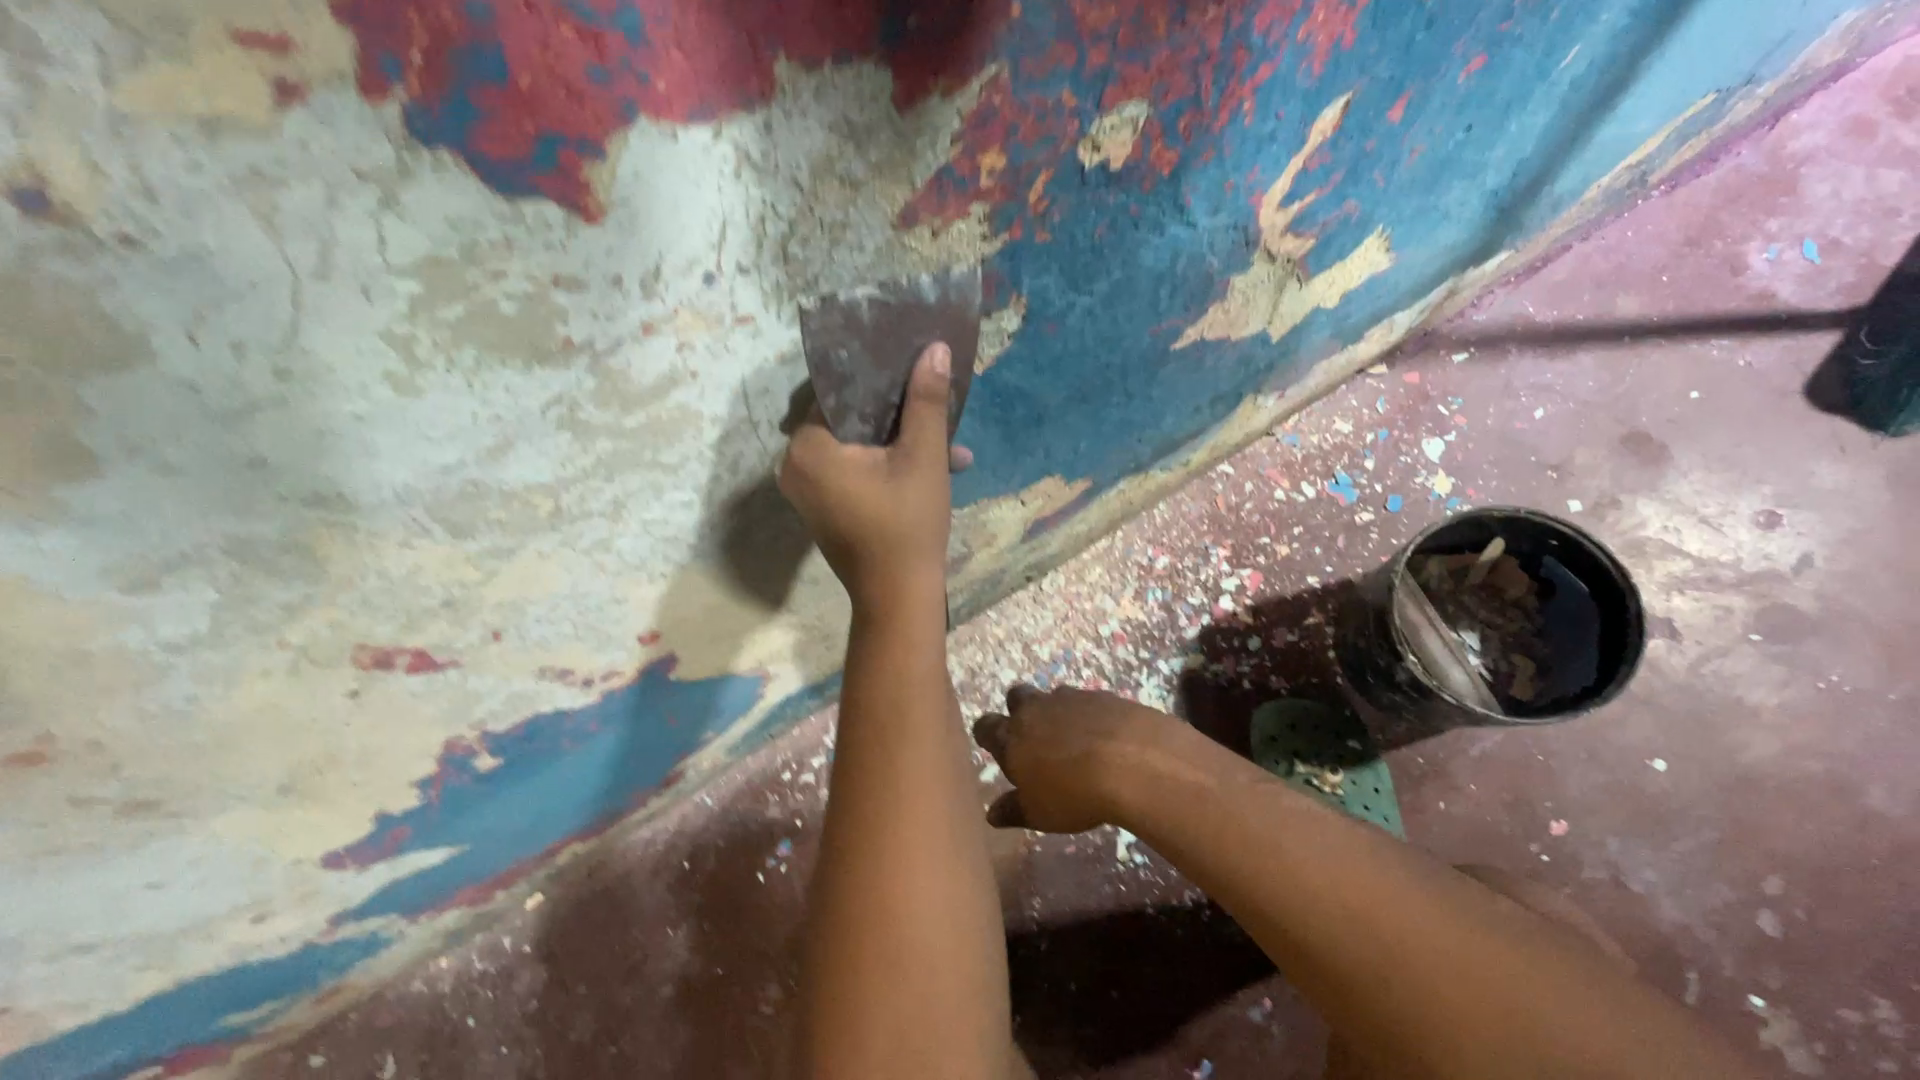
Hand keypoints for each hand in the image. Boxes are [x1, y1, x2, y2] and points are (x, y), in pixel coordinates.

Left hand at [779, 342, 966, 611]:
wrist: (899, 597)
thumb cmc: (907, 525)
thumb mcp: (922, 457)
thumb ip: (925, 400)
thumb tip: (934, 348)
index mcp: (807, 447)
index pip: (839, 391)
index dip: (880, 378)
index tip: (914, 369)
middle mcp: (794, 465)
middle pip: (849, 420)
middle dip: (898, 416)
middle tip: (936, 407)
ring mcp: (806, 491)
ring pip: (857, 447)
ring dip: (900, 444)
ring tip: (949, 448)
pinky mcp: (822, 509)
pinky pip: (853, 471)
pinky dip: (886, 467)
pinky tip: (933, 467)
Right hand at [971, 685, 1199, 833]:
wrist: (1132, 762)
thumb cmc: (1073, 794)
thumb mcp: (1039, 813)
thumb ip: (1014, 810)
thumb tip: (992, 814)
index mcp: (1011, 737)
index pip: (985, 726)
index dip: (988, 734)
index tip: (995, 747)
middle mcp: (1036, 710)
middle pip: (1017, 696)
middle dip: (1021, 710)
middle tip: (1035, 737)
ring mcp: (1071, 699)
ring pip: (1055, 697)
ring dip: (1059, 713)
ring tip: (1076, 741)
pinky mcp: (1104, 696)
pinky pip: (1090, 702)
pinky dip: (1093, 717)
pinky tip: (1107, 738)